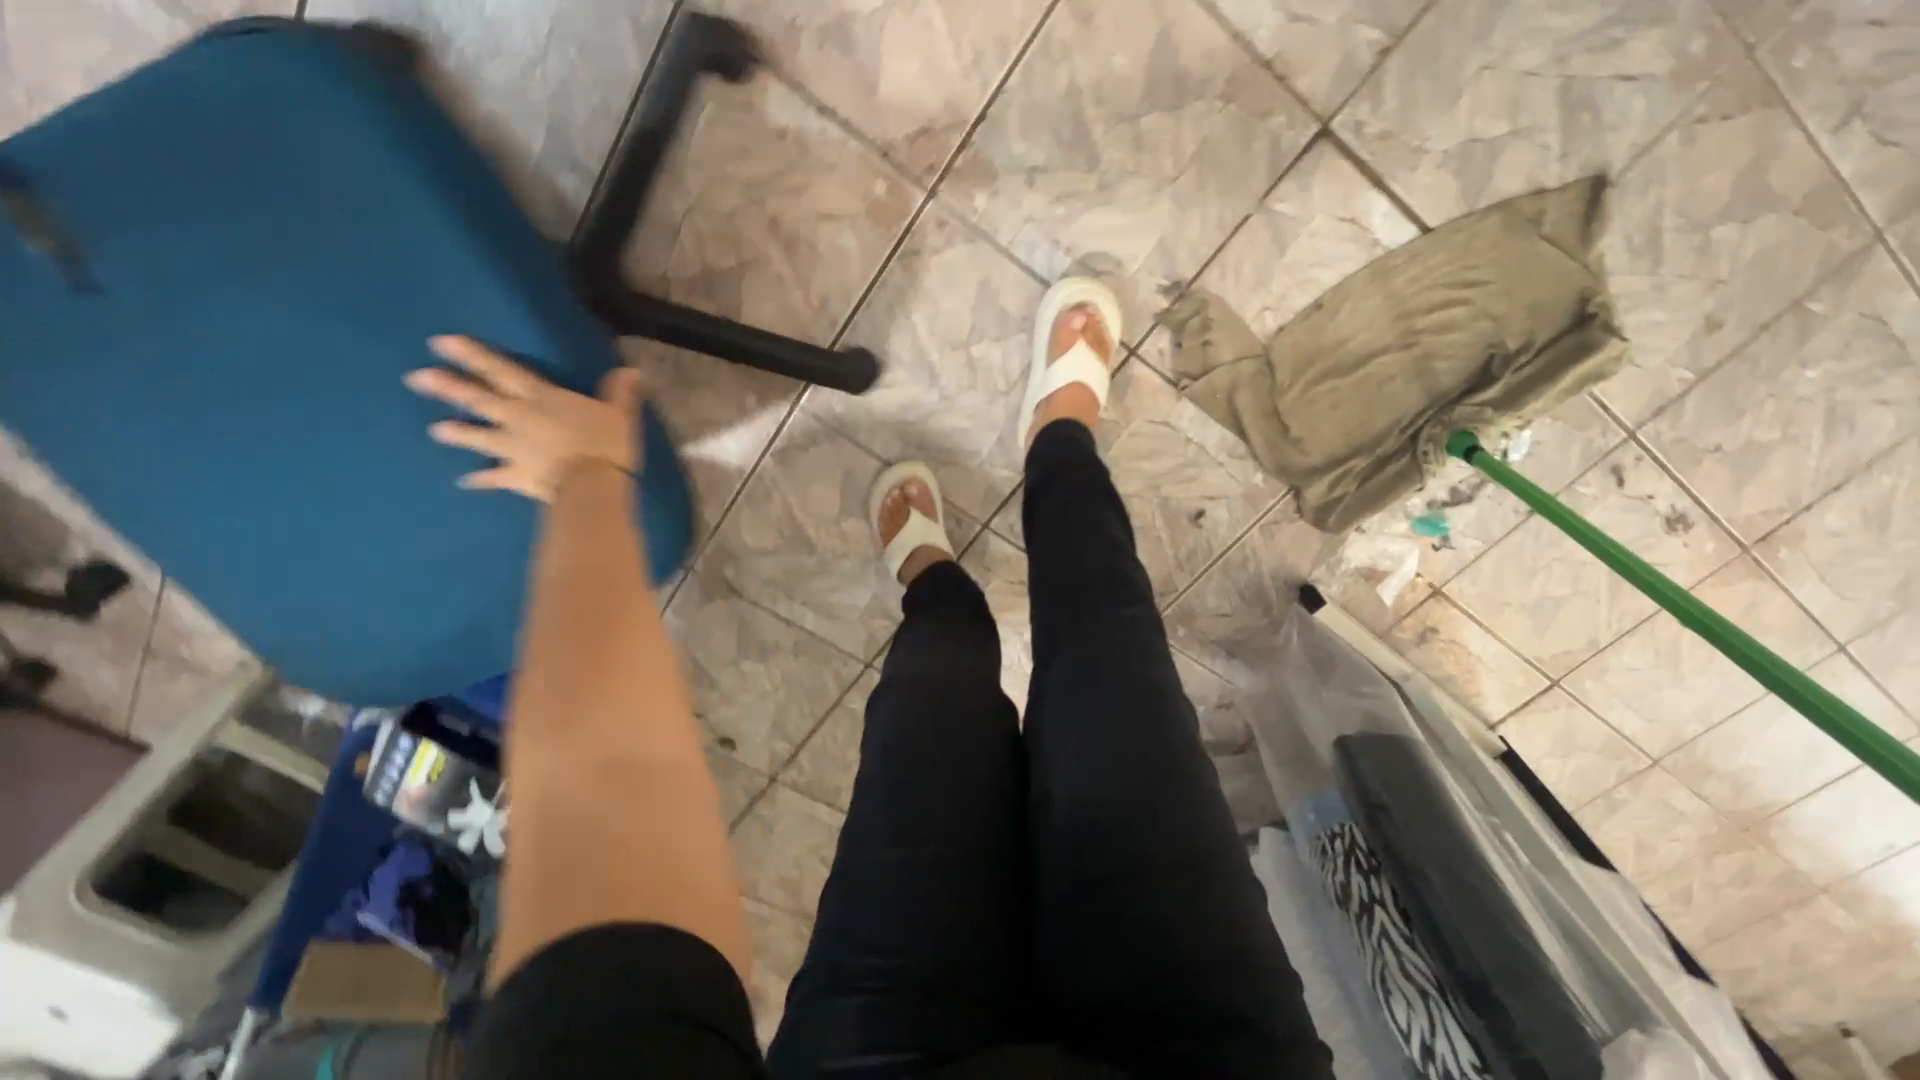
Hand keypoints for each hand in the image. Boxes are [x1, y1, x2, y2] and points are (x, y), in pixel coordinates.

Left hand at [405, 335, 644, 501]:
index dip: (472, 355)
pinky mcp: (516, 475)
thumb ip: (620, 392)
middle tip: (415, 378)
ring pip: (479, 437)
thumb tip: (631, 370)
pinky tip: (463, 482)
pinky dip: (480, 480)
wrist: (591, 486)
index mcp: (542, 398)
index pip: (502, 370)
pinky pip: (494, 478)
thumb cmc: (605, 444)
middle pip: (479, 399)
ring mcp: (513, 449)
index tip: (439, 341)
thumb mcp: (620, 414)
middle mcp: (519, 418)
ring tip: (434, 430)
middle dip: (447, 387)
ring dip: (457, 432)